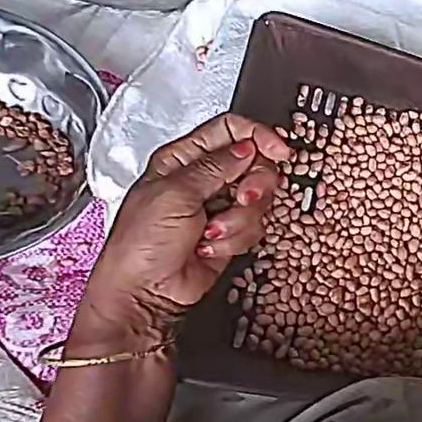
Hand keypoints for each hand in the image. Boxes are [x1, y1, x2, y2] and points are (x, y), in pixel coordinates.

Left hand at [76, 113, 290, 345]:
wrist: (145, 291)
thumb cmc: (142, 244)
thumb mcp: (175, 194)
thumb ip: (216, 166)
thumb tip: (248, 147)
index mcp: (183, 158)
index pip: (231, 130)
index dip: (259, 136)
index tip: (280, 151)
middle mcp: (205, 179)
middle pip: (255, 164)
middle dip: (255, 185)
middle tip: (243, 198)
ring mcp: (220, 206)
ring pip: (259, 199)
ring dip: (239, 220)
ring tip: (212, 232)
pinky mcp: (232, 232)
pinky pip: (255, 226)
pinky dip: (236, 239)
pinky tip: (210, 246)